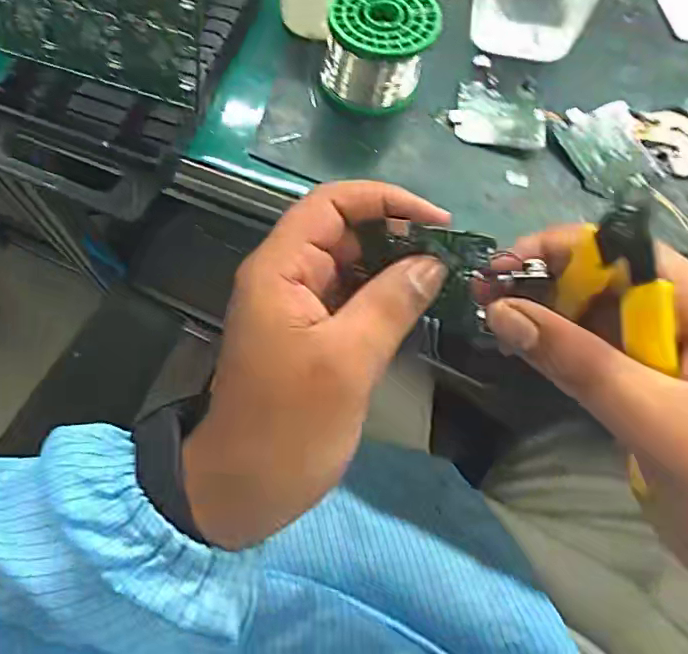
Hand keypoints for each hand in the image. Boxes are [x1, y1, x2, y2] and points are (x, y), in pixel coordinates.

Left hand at [182, 181, 450, 549]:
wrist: (239, 487)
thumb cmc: (287, 425)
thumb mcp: (346, 363)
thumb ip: (389, 304)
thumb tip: (432, 261)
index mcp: (278, 267)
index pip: (329, 204)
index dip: (383, 200)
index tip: (437, 221)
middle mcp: (282, 273)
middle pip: (338, 229)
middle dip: (392, 231)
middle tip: (449, 254)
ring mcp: (292, 301)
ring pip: (345, 262)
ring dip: (390, 262)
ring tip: (442, 274)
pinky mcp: (304, 330)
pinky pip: (345, 294)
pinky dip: (379, 292)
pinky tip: (415, 302)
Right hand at [483, 230, 687, 653]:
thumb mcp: (665, 431)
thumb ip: (581, 365)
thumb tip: (499, 309)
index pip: (628, 252)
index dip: (559, 250)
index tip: (500, 270)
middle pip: (611, 280)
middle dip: (546, 282)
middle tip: (486, 301)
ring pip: (604, 317)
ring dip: (551, 315)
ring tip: (498, 323)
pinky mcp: (671, 396)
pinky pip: (610, 355)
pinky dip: (568, 350)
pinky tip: (533, 353)